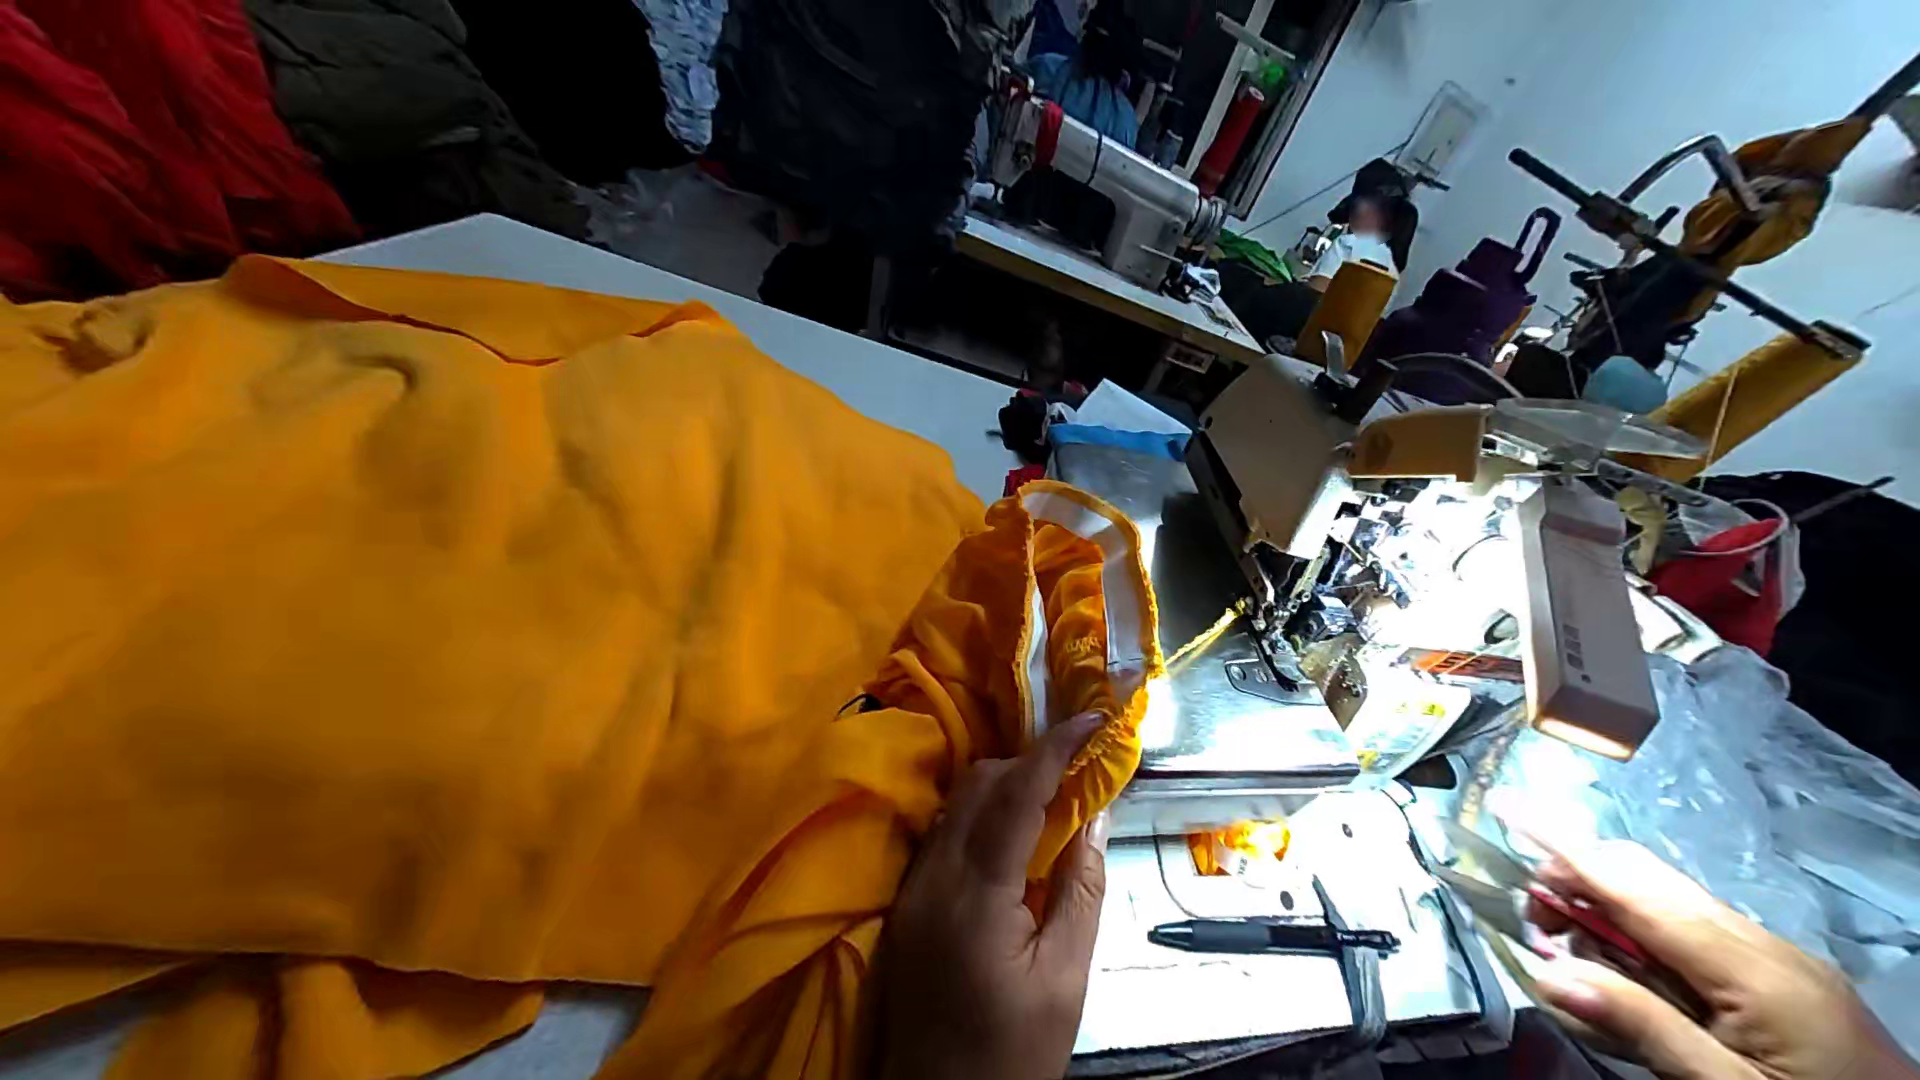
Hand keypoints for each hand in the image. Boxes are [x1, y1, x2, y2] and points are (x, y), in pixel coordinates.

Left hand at [878, 712, 1110, 1079]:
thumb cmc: (1011, 1051)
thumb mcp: (1064, 979)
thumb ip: (1079, 889)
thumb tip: (1094, 815)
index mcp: (975, 892)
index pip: (1016, 794)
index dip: (1054, 748)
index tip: (1090, 720)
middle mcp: (933, 873)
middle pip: (978, 784)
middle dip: (1028, 762)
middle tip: (1074, 768)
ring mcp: (913, 883)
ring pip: (956, 801)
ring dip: (1003, 784)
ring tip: (1049, 795)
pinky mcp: (907, 896)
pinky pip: (944, 829)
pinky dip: (980, 812)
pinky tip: (1010, 832)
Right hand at [1525, 837, 1917, 1079]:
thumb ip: (1642, 1029)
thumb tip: (1548, 975)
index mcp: (1753, 969)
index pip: (1631, 884)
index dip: (1562, 847)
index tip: (1505, 810)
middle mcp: (1762, 944)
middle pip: (1642, 874)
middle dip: (1575, 882)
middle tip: (1543, 932)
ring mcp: (1776, 956)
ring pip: (1659, 895)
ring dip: (1604, 912)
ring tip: (1588, 966)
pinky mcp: (1780, 972)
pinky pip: (1687, 924)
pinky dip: (1640, 934)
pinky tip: (1640, 979)